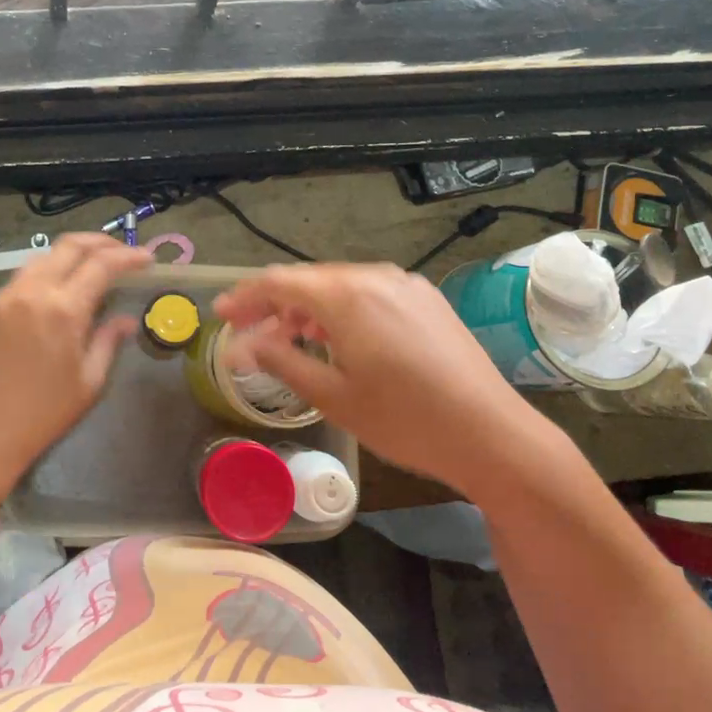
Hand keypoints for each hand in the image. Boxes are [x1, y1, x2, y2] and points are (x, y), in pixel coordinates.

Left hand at [0, 234, 151, 475]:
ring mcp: (6, 296)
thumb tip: (126, 318)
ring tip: (91, 267)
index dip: (128, 256)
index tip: (147, 259)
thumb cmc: (47, 411)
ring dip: (70, 254)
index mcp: (63, 309)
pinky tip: (56, 291)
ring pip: (42, 256)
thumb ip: (109, 340)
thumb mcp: (91, 380)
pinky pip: (21, 277)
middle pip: (69, 246)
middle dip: (100, 242)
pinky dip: (45, 273)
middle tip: (121, 252)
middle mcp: (33, 291)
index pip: (102, 265)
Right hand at [213, 263, 561, 497]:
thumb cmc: (403, 420)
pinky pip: (369, 294)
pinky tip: (335, 338)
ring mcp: (406, 286)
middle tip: (247, 331)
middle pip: (309, 280)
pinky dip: (340, 311)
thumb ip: (280, 361)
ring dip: (307, 308)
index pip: (279, 282)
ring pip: (339, 286)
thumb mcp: (331, 396)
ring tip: (286, 338)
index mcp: (346, 296)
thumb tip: (240, 347)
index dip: (245, 297)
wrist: (490, 434)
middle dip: (273, 304)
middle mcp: (375, 278)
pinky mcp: (426, 301)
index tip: (220, 315)